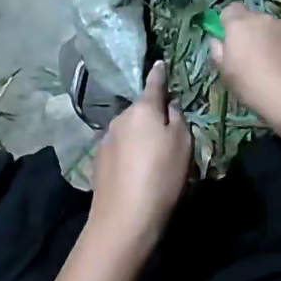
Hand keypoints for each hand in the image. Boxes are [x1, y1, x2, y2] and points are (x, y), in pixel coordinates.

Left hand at [87, 61, 191, 246]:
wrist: (124, 217)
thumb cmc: (161, 176)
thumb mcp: (183, 144)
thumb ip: (177, 118)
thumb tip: (169, 105)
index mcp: (142, 109)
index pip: (153, 83)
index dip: (159, 74)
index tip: (160, 63)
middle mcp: (120, 118)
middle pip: (140, 110)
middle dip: (152, 114)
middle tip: (168, 129)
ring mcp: (105, 139)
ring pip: (128, 129)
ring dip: (139, 135)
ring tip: (152, 155)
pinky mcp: (98, 160)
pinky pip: (119, 148)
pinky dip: (129, 152)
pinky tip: (136, 170)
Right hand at [207, 4, 280, 126]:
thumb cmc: (255, 89)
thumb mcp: (227, 76)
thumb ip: (219, 53)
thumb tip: (217, 41)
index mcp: (240, 25)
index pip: (230, 9)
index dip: (229, 24)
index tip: (231, 43)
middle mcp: (265, 18)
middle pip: (254, 19)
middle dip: (252, 33)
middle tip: (254, 59)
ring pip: (276, 28)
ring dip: (273, 40)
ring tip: (277, 66)